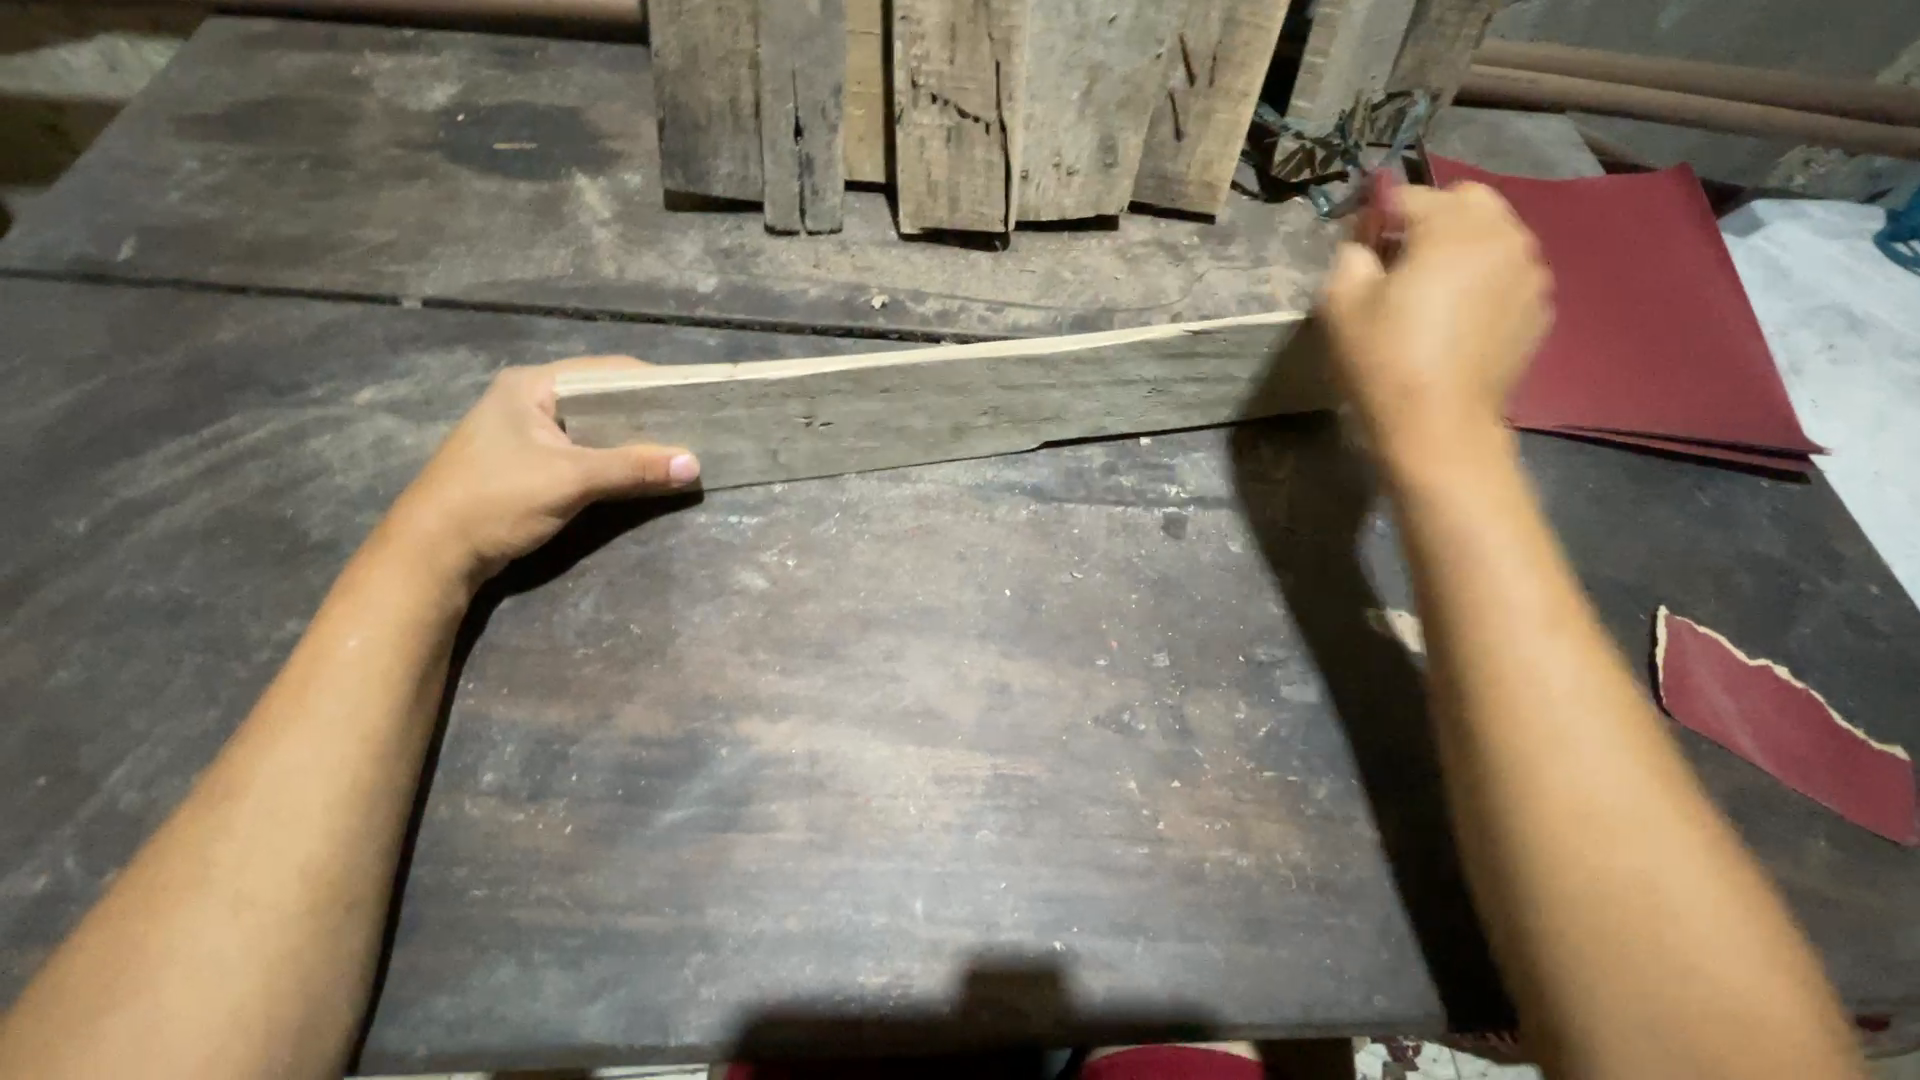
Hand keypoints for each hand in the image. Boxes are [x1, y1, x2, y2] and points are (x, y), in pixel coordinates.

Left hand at [380, 356, 698, 585]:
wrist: (433, 552)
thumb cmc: (496, 499)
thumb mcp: (571, 480)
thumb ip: (633, 468)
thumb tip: (693, 465)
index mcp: (533, 385)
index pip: (608, 372)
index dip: (655, 384)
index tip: (698, 401)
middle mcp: (531, 400)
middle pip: (604, 399)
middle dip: (649, 416)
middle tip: (696, 429)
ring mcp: (529, 433)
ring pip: (596, 429)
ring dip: (633, 442)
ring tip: (678, 451)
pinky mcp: (530, 464)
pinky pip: (585, 452)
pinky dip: (615, 461)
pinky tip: (642, 473)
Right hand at [1320, 182, 1551, 465]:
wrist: (1438, 426)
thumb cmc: (1384, 361)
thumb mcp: (1340, 303)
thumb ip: (1351, 254)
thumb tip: (1366, 244)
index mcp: (1452, 226)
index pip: (1409, 195)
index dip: (1377, 215)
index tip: (1360, 245)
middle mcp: (1503, 235)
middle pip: (1467, 201)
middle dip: (1432, 220)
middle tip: (1402, 263)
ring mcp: (1530, 272)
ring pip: (1494, 236)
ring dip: (1463, 249)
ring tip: (1434, 293)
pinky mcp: (1539, 307)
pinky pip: (1508, 274)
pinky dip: (1485, 282)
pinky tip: (1459, 321)